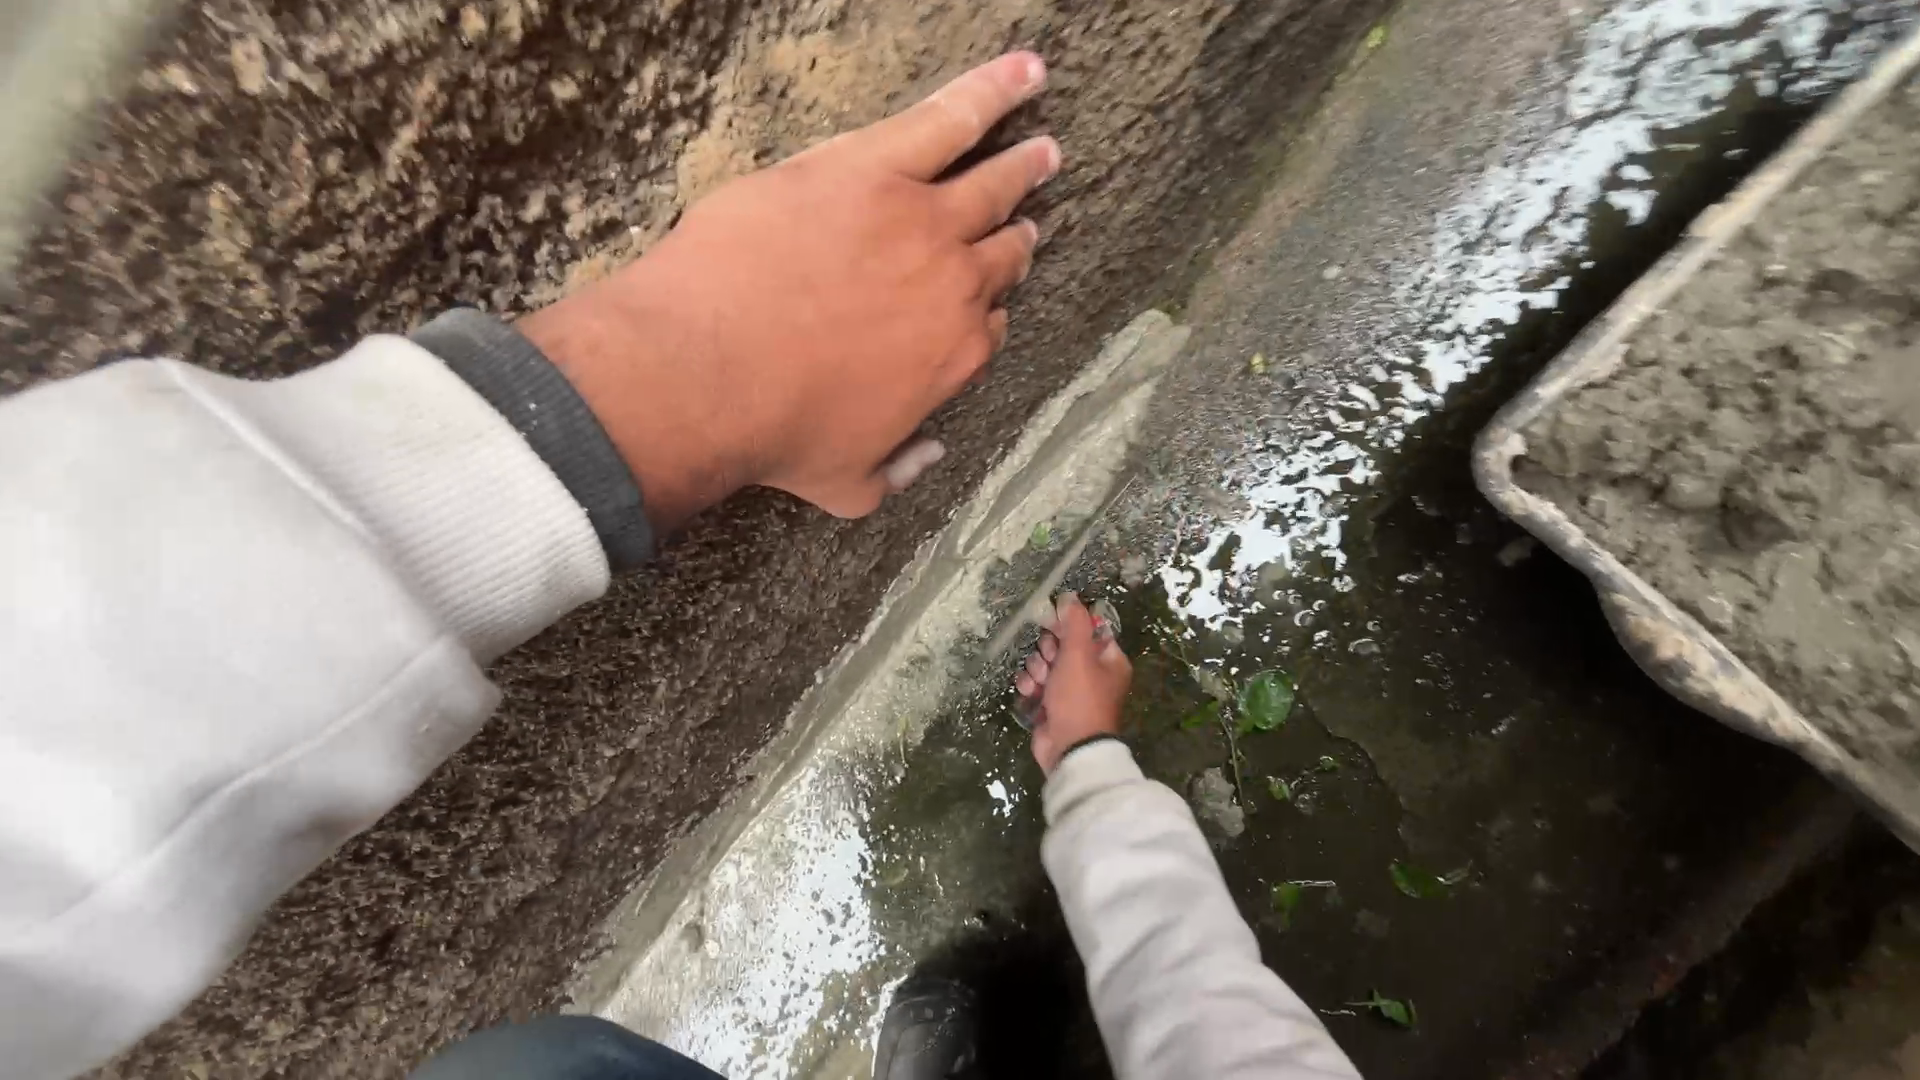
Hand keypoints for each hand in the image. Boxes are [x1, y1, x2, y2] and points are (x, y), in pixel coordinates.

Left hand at [519, 52, 1059, 529]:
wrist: (710, 373)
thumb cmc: (779, 434)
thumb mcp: (849, 485)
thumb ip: (899, 472)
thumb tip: (929, 455)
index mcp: (953, 356)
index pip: (988, 324)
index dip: (987, 308)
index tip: (987, 297)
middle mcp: (956, 286)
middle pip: (999, 252)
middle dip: (1019, 236)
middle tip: (1031, 218)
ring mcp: (921, 221)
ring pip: (990, 182)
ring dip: (1023, 164)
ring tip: (1043, 149)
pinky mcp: (873, 168)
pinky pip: (950, 117)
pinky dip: (993, 90)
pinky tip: (1026, 71)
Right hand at [1016, 593, 1132, 775]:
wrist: (1070, 748)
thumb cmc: (1080, 696)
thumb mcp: (1079, 653)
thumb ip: (1075, 622)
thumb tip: (1070, 596)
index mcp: (1109, 660)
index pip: (1086, 630)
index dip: (1067, 626)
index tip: (1054, 624)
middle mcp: (1092, 674)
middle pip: (1061, 645)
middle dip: (1048, 651)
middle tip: (1050, 661)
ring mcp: (1069, 691)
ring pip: (1044, 663)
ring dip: (1037, 669)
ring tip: (1040, 682)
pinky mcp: (1050, 706)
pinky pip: (1035, 684)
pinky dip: (1030, 686)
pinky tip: (1031, 693)